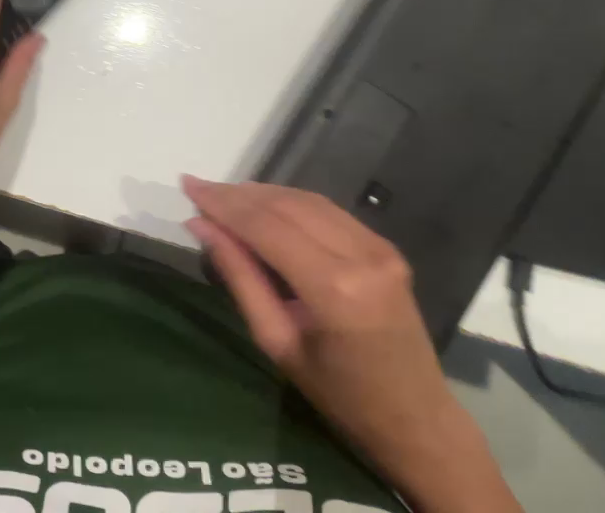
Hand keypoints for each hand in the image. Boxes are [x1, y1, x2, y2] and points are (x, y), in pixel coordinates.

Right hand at [182, 179, 519, 512]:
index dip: (222, 203)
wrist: (417, 419)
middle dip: (237, 194)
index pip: (265, 226)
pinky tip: (263, 209)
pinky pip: (327, 211)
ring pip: (306, 200)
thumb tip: (201, 226)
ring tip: (223, 197)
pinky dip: (289, 203)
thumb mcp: (276, 341)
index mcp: (334, 288)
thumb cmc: (339, 394)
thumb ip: (239, 276)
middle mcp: (361, 256)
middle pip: (285, 206)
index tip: (187, 185)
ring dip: (261, 194)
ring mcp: (379, 248)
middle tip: (198, 190)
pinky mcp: (386, 247)